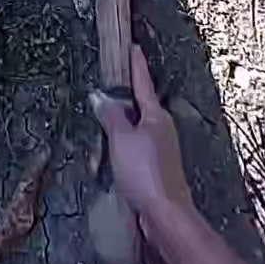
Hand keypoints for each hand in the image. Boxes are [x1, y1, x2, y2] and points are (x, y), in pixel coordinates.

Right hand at [89, 43, 194, 223]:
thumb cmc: (145, 172)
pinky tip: (108, 172)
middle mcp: (161, 128)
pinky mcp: (155, 169)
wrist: (167, 217)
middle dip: (114, 114)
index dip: (136, 64)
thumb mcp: (121, 140)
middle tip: (98, 112)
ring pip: (130, 136)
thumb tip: (99, 96)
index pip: (143, 82)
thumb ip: (110, 116)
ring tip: (97, 161)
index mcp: (156, 115)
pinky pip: (131, 155)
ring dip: (112, 144)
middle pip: (134, 111)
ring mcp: (160, 149)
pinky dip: (118, 159)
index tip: (133, 46)